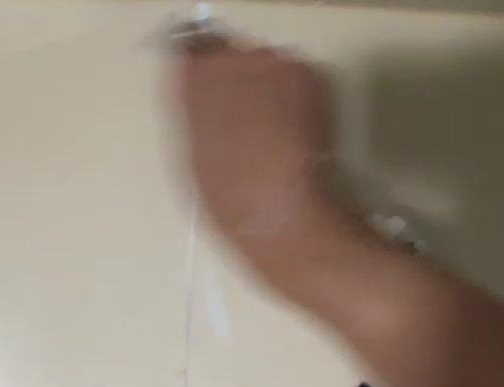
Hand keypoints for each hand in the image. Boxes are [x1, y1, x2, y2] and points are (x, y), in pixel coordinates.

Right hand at [172, 35, 358, 285]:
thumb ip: (190, 112)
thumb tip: (192, 83)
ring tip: (267, 140)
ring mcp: (279, 62)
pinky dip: (293, 101)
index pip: (194, 55)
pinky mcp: (313, 75)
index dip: (201, 79)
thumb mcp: (190, 159)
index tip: (206, 104)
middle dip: (237, 87)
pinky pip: (296, 80)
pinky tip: (290, 137)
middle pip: (234, 58)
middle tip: (240, 132)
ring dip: (266, 94)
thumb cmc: (230, 199)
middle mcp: (238, 57)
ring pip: (267, 68)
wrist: (282, 215)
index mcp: (197, 79)